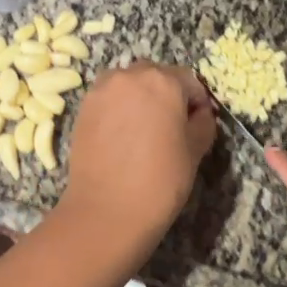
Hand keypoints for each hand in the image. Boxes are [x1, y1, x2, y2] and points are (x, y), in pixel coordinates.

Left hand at [58, 61, 216, 237]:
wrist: (106, 211)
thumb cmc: (160, 181)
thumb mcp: (195, 151)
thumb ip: (203, 123)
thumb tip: (199, 113)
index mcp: (164, 81)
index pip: (189, 81)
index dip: (197, 102)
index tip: (198, 123)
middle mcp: (130, 75)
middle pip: (156, 76)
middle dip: (167, 94)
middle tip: (171, 126)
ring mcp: (103, 89)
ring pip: (130, 84)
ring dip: (141, 98)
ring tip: (144, 131)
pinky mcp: (84, 107)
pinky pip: (109, 98)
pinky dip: (119, 108)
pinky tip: (122, 136)